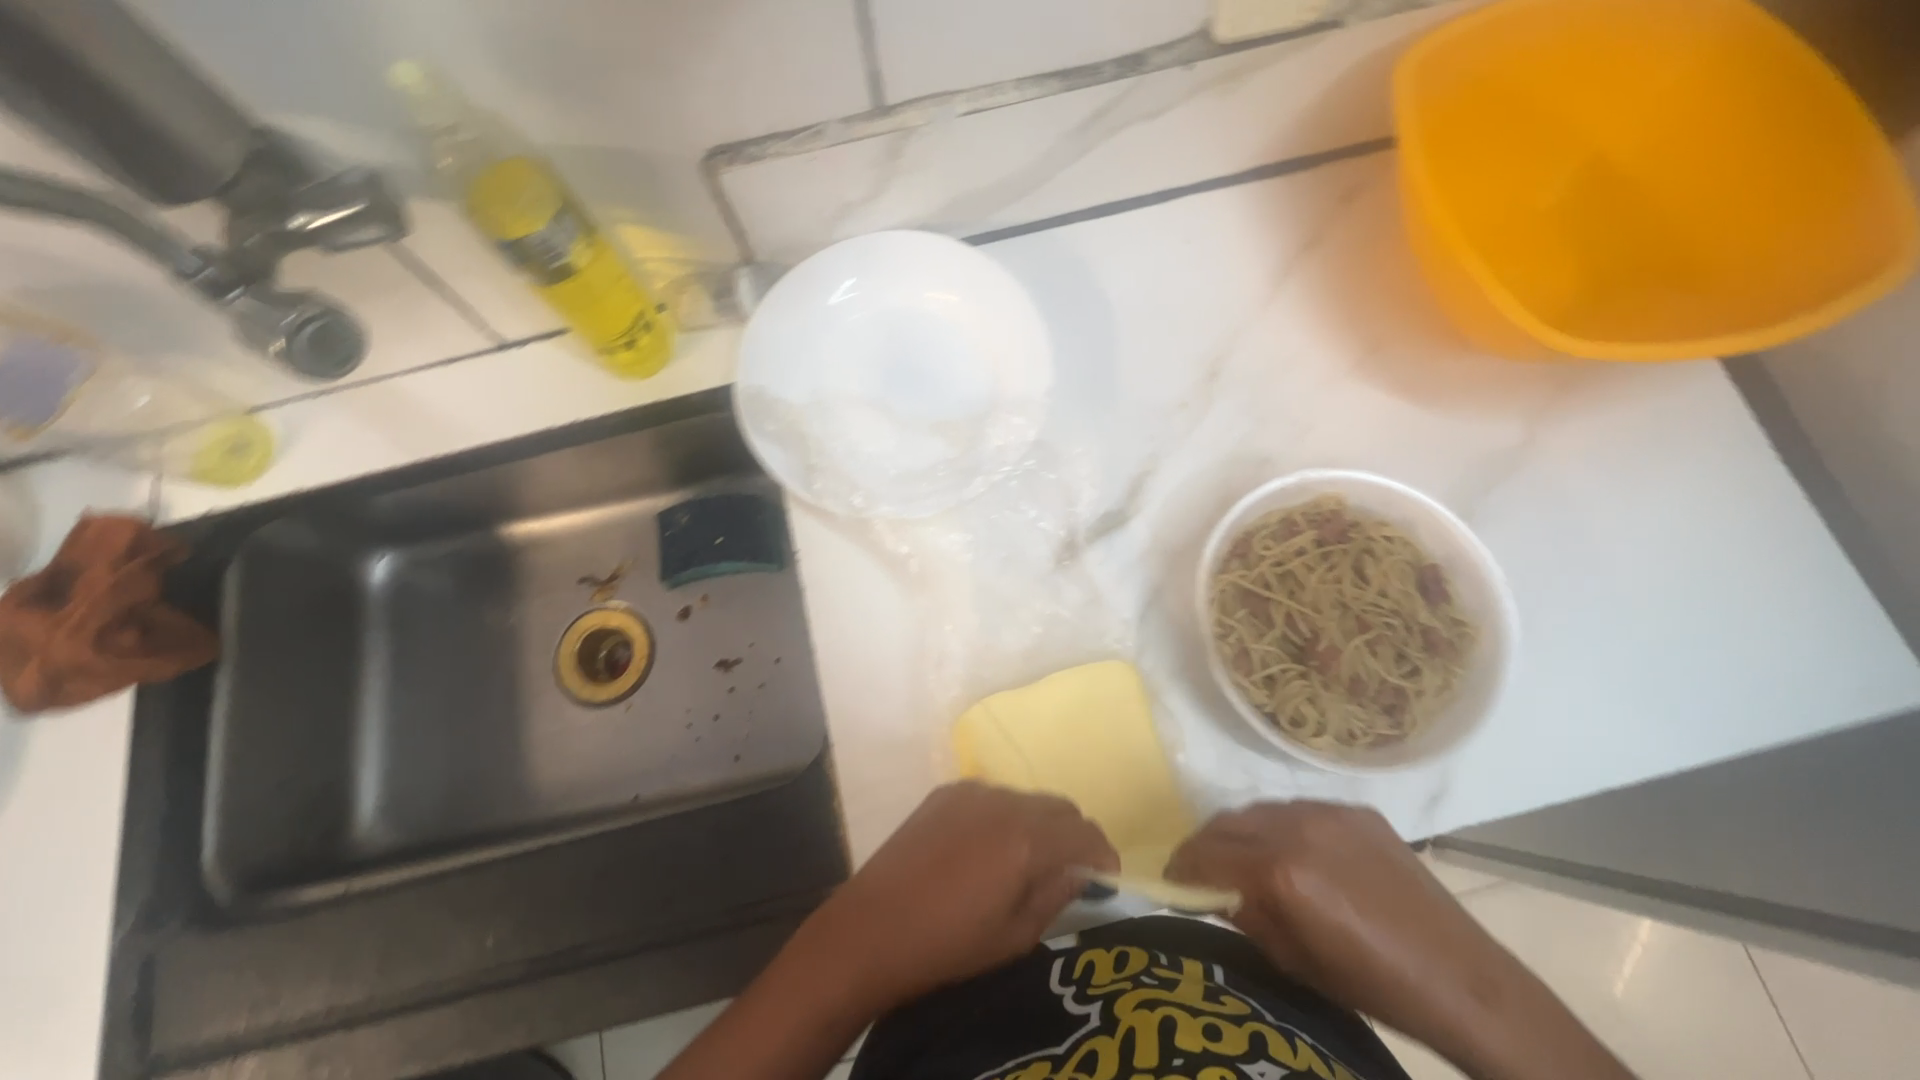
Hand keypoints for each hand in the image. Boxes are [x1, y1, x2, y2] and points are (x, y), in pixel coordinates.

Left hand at [800, 781, 1118, 1011]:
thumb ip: (1055, 895)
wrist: (870, 929)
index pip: (1084, 831)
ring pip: (1024, 798)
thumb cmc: (947, 944)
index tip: (1106, 877)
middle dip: (1073, 835)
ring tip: (1025, 860)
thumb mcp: (1015, 936)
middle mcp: (1002, 803)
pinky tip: (987, 848)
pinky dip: (1004, 816)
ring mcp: (969, 793)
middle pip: (1058, 806)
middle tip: (1070, 870)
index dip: (1103, 853)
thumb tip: (1080, 871)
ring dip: (1038, 824)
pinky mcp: (941, 794)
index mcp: (1025, 840)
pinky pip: (990, 797)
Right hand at [1166, 802, 1531, 1052]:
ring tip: (1247, 863)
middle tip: (1201, 874)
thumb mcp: (1289, 958)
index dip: (1179, 869)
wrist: (1457, 977)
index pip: (1203, 854)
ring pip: (1259, 810)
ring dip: (1241, 833)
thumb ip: (1242, 913)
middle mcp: (1297, 827)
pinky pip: (1299, 810)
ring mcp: (1330, 813)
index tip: (1172, 884)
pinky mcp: (1358, 811)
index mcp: (1279, 871)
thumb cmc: (1368, 984)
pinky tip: (1296, 857)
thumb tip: (1207, 891)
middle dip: (1205, 847)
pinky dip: (1281, 828)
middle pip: (1224, 823)